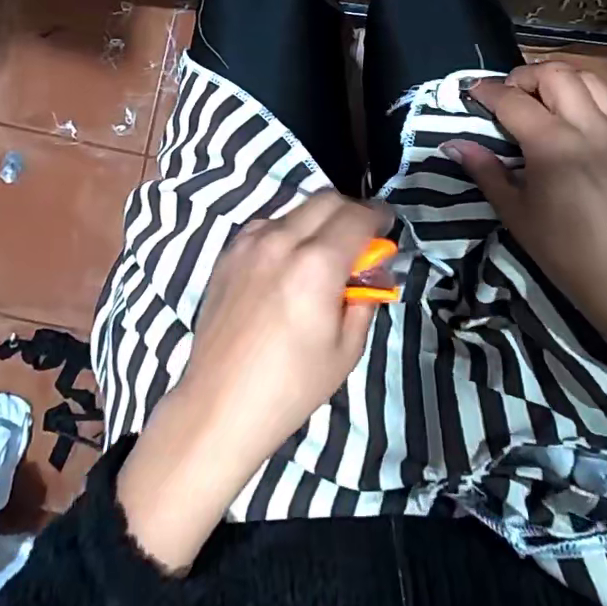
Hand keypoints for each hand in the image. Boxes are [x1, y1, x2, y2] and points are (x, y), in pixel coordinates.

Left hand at [116, 192, 389, 571]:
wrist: (219, 406)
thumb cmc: (291, 385)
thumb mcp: (347, 348)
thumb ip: (365, 297)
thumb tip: (372, 269)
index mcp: (317, 264)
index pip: (357, 216)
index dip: (379, 216)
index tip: (387, 225)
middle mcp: (282, 241)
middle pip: (327, 199)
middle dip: (351, 211)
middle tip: (362, 237)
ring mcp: (250, 244)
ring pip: (296, 209)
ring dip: (318, 220)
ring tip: (324, 253)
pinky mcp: (228, 254)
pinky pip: (267, 225)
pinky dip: (288, 231)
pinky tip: (289, 263)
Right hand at [446, 62, 606, 399]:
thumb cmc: (567, 253)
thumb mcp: (517, 215)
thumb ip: (486, 172)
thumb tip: (454, 144)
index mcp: (552, 145)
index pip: (513, 100)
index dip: (488, 90)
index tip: (472, 91)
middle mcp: (587, 126)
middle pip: (554, 73)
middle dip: (524, 75)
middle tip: (508, 95)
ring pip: (587, 78)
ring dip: (558, 78)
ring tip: (541, 99)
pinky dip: (585, 94)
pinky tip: (573, 118)